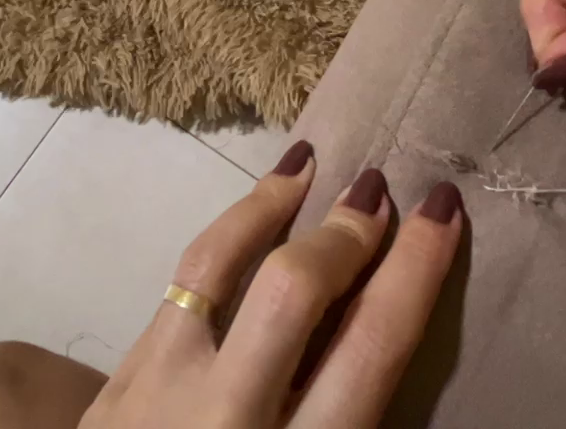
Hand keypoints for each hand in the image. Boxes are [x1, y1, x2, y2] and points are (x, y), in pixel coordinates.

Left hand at [79, 144, 463, 428]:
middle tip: (380, 188)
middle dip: (345, 233)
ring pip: (218, 265)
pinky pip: (183, 280)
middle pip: (294, 294)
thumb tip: (382, 322)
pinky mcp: (123, 374)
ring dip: (270, 205)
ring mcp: (162, 387)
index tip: (442, 211)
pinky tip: (249, 214)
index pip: (371, 350)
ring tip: (307, 163)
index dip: (415, 270)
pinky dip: (226, 234)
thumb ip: (348, 412)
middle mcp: (229, 415)